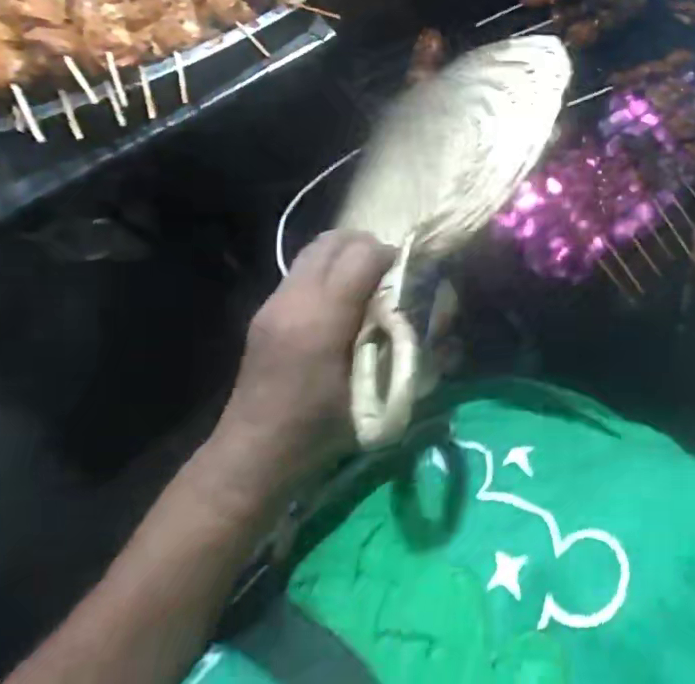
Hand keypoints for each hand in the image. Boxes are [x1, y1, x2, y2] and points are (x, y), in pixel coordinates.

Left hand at [213, 231, 395, 488]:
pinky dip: (326, 272)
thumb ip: (407, 350)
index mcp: (322, 318)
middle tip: (388, 278)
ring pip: (315, 249)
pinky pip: (301, 270)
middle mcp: (294, 298)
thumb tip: (442, 316)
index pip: (362, 255)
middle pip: (336, 240)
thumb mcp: (374, 398)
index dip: (391, 257)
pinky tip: (336, 307)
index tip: (408, 277)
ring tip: (364, 288)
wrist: (252, 455)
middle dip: (368, 249)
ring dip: (345, 257)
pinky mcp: (264, 310)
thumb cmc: (318, 433)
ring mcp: (273, 301)